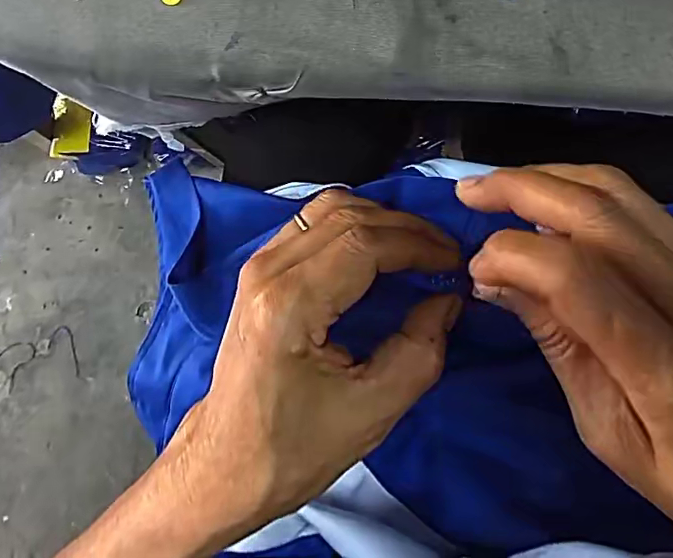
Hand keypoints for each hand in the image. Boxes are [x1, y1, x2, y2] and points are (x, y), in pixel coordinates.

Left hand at [60, 189, 461, 557]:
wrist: (220, 467)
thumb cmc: (289, 449)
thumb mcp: (370, 414)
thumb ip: (420, 352)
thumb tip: (447, 300)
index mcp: (289, 303)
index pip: (366, 242)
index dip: (419, 245)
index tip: (452, 263)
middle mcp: (269, 269)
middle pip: (352, 215)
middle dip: (408, 228)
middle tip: (444, 253)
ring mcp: (260, 262)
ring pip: (333, 206)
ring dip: (383, 218)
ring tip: (417, 247)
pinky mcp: (261, 265)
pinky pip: (317, 218)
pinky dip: (358, 221)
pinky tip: (381, 245)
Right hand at [459, 166, 672, 557]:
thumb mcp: (616, 442)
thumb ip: (561, 347)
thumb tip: (500, 277)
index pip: (580, 278)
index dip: (516, 253)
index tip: (476, 263)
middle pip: (601, 213)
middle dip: (524, 186)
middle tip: (470, 190)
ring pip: (623, 192)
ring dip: (555, 177)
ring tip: (503, 186)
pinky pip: (644, 207)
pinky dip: (587, 193)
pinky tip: (556, 205)